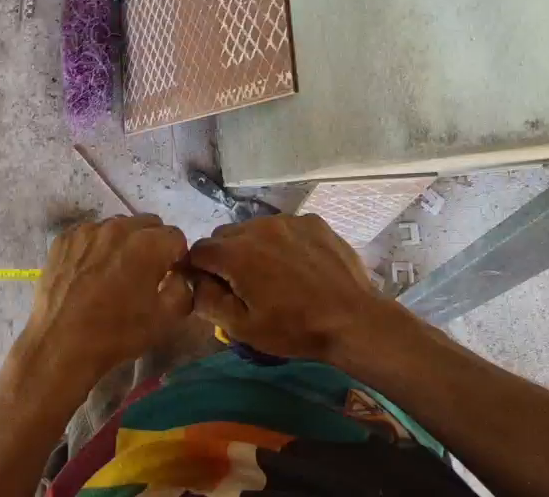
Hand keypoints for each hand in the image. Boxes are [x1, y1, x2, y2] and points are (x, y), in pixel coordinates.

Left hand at [22, 214, 193, 383]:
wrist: (62, 344)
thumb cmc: (117, 334)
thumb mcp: (165, 319)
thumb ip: (183, 289)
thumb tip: (179, 275)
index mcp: (147, 244)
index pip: (176, 236)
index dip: (176, 257)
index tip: (168, 276)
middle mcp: (118, 226)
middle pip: (148, 225)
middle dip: (152, 245)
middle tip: (143, 274)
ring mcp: (88, 229)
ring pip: (118, 226)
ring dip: (124, 243)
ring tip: (113, 273)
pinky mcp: (65, 237)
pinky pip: (91, 233)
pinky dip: (96, 246)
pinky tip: (89, 273)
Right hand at [187, 214, 395, 360]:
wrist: (354, 321)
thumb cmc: (294, 329)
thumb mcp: (243, 328)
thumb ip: (208, 301)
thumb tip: (194, 282)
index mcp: (236, 252)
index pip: (199, 251)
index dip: (201, 271)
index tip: (215, 289)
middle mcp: (257, 226)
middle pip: (225, 236)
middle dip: (226, 258)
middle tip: (246, 286)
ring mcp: (287, 220)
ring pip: (254, 229)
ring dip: (254, 247)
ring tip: (275, 275)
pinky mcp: (312, 221)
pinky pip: (284, 227)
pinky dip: (282, 242)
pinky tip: (299, 266)